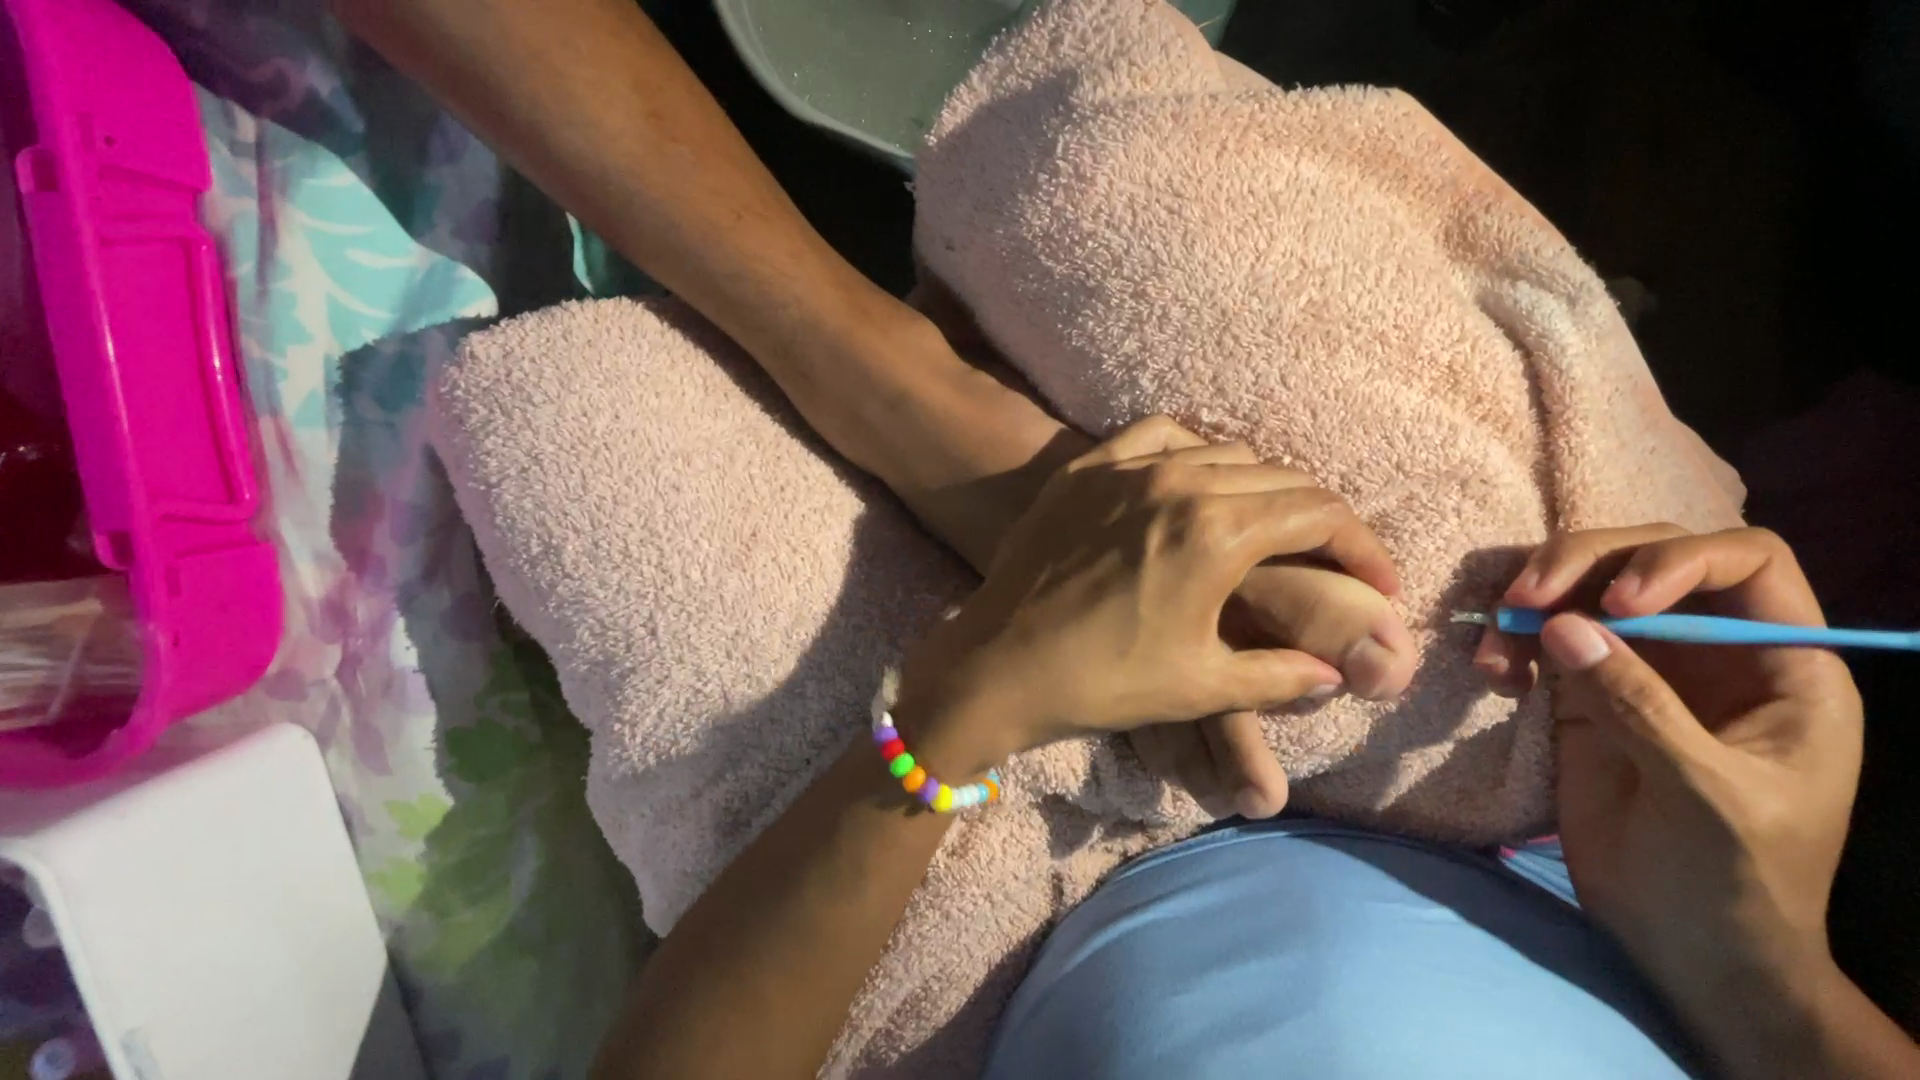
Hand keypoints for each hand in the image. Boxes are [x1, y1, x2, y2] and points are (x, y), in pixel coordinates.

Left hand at [910, 288, 1414, 815]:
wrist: (998, 664)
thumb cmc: (1101, 681)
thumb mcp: (1202, 686)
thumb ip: (1281, 676)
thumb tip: (1333, 674)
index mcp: (1216, 534)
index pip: (1320, 513)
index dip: (1363, 546)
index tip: (1380, 581)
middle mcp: (1177, 483)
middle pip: (1280, 477)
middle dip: (1319, 516)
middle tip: (1330, 557)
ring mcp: (1125, 468)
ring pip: (1223, 451)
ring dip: (1260, 483)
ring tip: (1268, 523)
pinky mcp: (1084, 470)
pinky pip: (1157, 436)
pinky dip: (1192, 451)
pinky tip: (1196, 477)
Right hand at [1483, 526, 1862, 1021]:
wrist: (1687, 943)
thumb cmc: (1736, 877)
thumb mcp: (1708, 793)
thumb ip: (1639, 705)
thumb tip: (1561, 626)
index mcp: (1781, 663)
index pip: (1743, 561)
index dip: (1678, 559)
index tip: (1618, 600)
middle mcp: (1708, 648)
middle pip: (1644, 557)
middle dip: (1580, 564)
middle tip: (1521, 599)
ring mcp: (1638, 667)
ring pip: (1580, 591)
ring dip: (1530, 602)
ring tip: (1493, 640)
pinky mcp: (1580, 693)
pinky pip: (1540, 639)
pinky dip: (1509, 642)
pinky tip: (1492, 671)